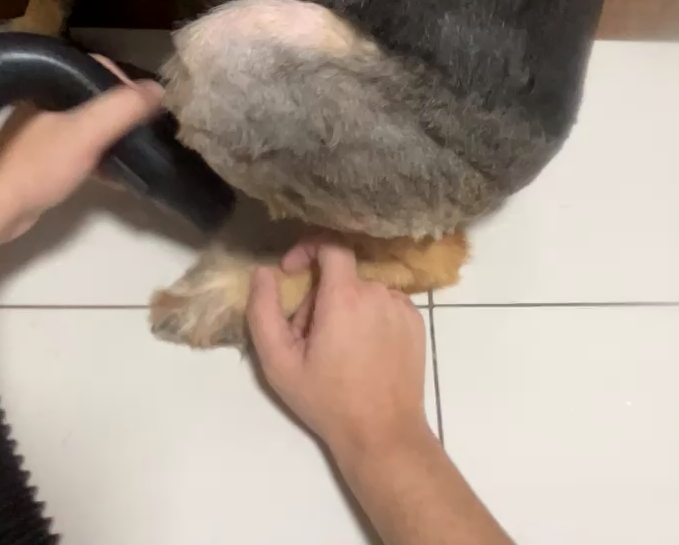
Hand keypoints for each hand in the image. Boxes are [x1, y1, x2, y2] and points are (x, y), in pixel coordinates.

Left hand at [0, 60, 162, 280]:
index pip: (97, 67)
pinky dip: (103, 157)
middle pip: (97, 97)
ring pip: (91, 124)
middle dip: (125, 113)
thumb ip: (123, 108)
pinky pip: (83, 148)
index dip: (125, 82)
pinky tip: (119, 175)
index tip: (147, 107)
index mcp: (49, 84)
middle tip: (147, 131)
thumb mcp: (86, 133)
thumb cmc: (36, 166)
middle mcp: (46, 101)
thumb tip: (159, 89)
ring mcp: (43, 131)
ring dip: (116, 137)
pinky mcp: (43, 158)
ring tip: (139, 153)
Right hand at [247, 240, 430, 458]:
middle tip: (308, 340)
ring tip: (337, 352)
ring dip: (344, 309)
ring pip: (362, 292)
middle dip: (319, 298)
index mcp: (345, 296)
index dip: (307, 248)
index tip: (292, 271)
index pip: (330, 244)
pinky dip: (369, 317)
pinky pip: (384, 304)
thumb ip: (263, 311)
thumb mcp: (279, 363)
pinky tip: (363, 352)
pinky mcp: (416, 321)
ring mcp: (401, 306)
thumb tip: (263, 272)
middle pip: (340, 277)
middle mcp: (377, 292)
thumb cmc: (327, 400)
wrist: (383, 434)